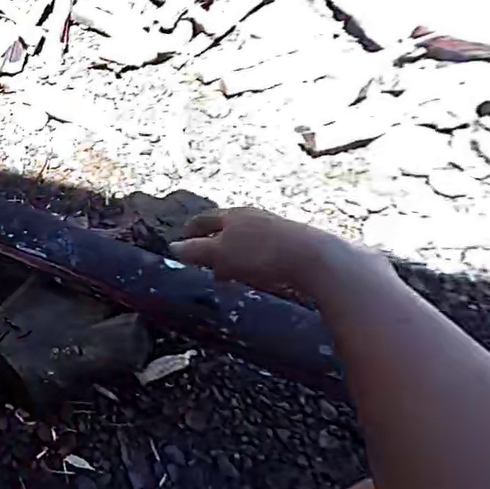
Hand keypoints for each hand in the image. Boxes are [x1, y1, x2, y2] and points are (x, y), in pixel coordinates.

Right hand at [168, 207, 372, 298]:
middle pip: (226, 227)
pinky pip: (264, 248)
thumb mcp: (220, 254)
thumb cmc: (261, 253)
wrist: (316, 258)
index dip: (190, 231)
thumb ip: (195, 251)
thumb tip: (173, 248)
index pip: (203, 220)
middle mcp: (252, 215)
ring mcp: (275, 227)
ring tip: (229, 272)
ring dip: (234, 253)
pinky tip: (256, 274)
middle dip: (213, 243)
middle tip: (204, 261)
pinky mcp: (293, 241)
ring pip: (246, 238)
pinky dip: (253, 259)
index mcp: (232, 214)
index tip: (182, 242)